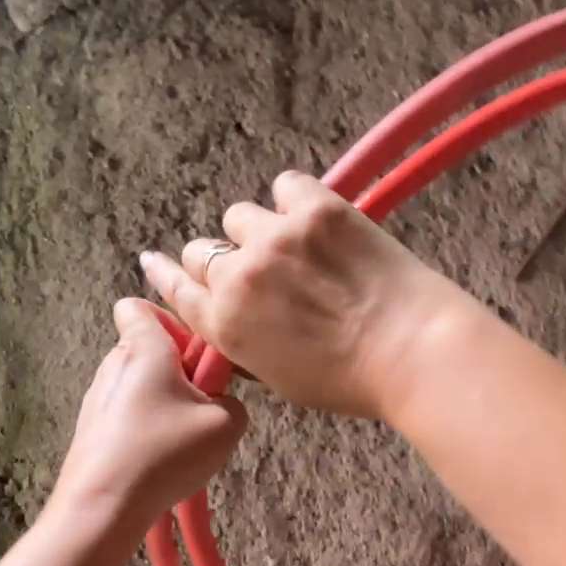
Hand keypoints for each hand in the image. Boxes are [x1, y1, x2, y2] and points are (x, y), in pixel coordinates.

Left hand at [49, 299, 248, 530]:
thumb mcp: (226, 426)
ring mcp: (97, 398)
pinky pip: (127, 415)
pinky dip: (145, 429)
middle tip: (200, 405)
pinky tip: (159, 462)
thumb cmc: (164, 454)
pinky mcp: (91, 430)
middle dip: (178, 371)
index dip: (170, 320)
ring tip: (181, 441)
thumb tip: (219, 404)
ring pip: (139, 386)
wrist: (103, 505)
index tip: (194, 355)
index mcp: (143, 347)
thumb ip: (233, 402)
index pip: (139, 304)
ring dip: (164, 404)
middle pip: (147, 349)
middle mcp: (113, 364)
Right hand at [139, 171, 474, 419]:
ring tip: (295, 246)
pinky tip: (316, 220)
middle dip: (222, 259)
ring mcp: (274, 238)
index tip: (154, 261)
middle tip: (256, 268)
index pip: (177, 290)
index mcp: (225, 325)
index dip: (165, 274)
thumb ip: (246, 341)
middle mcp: (238, 277)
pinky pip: (285, 185)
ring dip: (259, 229)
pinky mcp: (314, 208)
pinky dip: (295, 199)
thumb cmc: (351, 379)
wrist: (410, 350)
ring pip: (240, 216)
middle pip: (201, 250)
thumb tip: (240, 317)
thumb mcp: (281, 377)